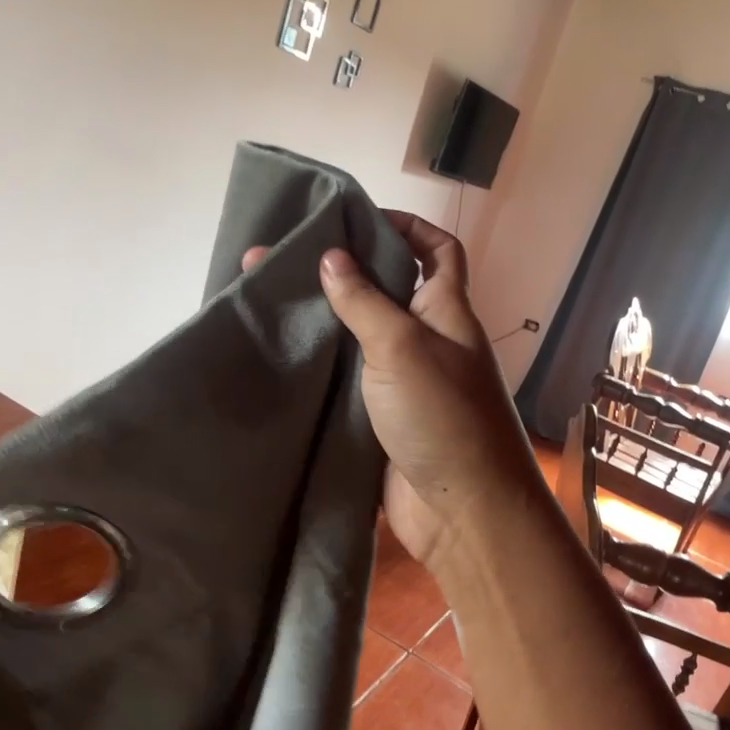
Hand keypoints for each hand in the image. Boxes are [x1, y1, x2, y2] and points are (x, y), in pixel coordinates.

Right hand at [244, 211, 546, 567]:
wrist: (460, 511)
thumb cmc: (442, 416)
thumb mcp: (403, 346)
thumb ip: (366, 301)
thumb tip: (332, 256)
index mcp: (446, 311)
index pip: (438, 251)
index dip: (409, 227)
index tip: (358, 219)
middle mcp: (427, 341)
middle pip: (387, 291)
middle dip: (343, 271)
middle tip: (285, 258)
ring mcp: (403, 382)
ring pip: (361, 338)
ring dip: (323, 320)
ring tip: (269, 299)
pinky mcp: (379, 419)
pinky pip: (347, 382)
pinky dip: (320, 368)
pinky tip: (280, 355)